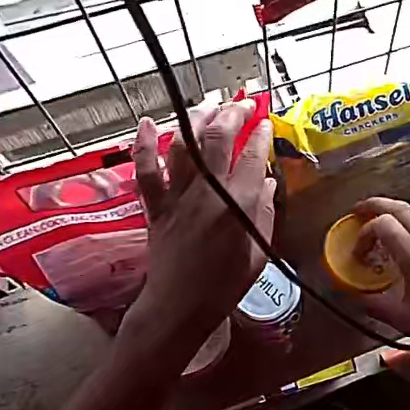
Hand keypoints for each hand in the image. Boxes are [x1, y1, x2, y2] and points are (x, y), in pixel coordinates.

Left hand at [130, 101, 274, 344]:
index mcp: (236, 206)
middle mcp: (206, 194)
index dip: (260, 135)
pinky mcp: (155, 206)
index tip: (265, 122)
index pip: (252, 158)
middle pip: (217, 140)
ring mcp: (177, 197)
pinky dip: (142, 145)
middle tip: (242, 103)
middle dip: (232, 114)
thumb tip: (267, 181)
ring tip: (208, 104)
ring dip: (196, 119)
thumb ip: (264, 213)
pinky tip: (145, 123)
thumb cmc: (224, 286)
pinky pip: (145, 171)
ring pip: (183, 145)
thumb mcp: (258, 253)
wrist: (179, 307)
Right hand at [352, 197, 409, 371]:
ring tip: (380, 222)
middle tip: (359, 210)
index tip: (357, 252)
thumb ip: (374, 305)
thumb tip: (353, 297)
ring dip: (396, 212)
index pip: (384, 224)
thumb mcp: (402, 319)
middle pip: (402, 208)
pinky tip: (405, 244)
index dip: (364, 232)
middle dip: (377, 204)